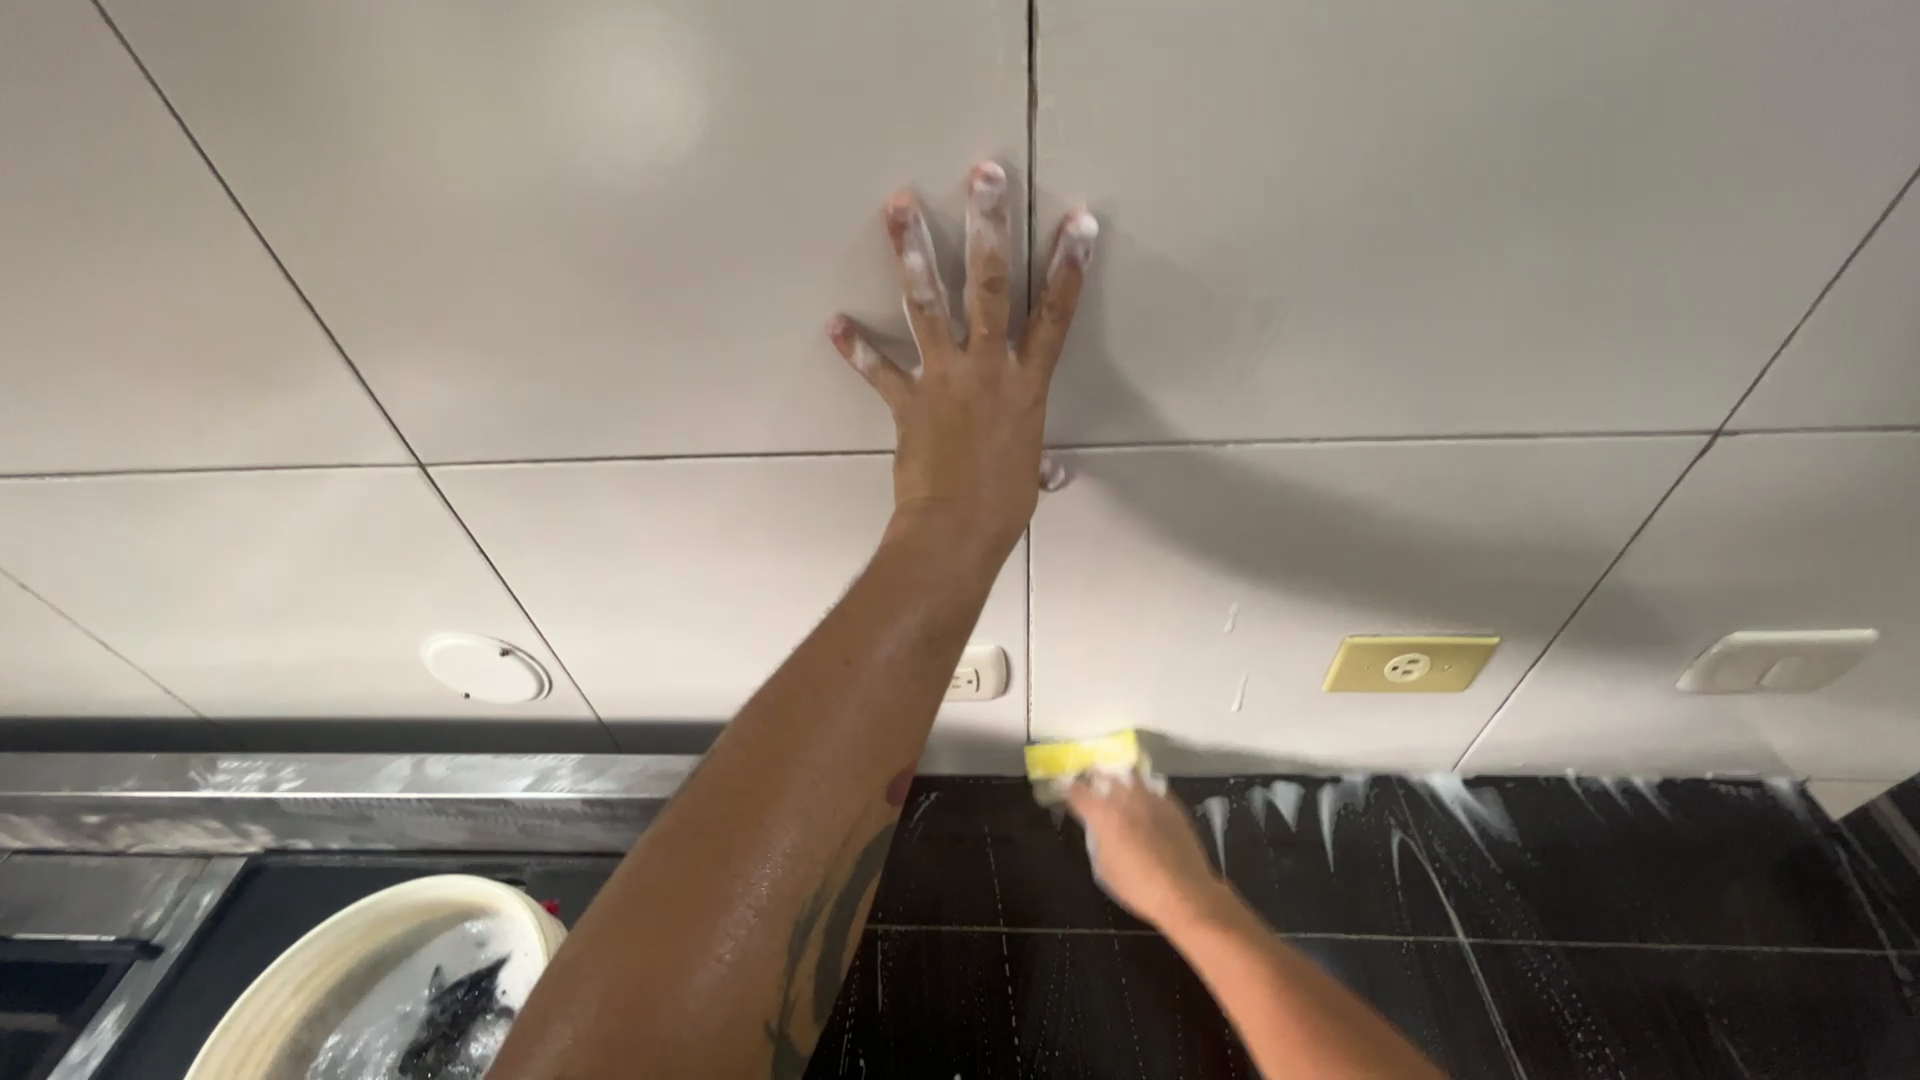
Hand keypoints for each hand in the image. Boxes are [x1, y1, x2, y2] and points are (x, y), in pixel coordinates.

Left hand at [829, 162, 1096, 559]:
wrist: (956, 533)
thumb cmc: (1001, 509)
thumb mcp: (1026, 478)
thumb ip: (1035, 460)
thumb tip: (1050, 473)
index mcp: (1026, 386)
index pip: (1055, 317)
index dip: (1068, 269)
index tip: (1077, 222)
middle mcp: (988, 369)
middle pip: (991, 287)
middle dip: (988, 228)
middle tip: (983, 175)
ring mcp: (944, 380)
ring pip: (928, 306)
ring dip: (913, 253)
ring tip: (898, 205)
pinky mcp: (906, 401)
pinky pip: (878, 371)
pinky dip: (856, 349)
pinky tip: (834, 324)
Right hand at [1066, 775, 1231, 929]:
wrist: (1186, 892)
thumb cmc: (1138, 887)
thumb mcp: (1103, 868)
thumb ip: (1096, 839)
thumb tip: (1096, 827)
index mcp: (1103, 814)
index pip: (1076, 791)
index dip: (1067, 790)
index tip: (1064, 791)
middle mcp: (1125, 798)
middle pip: (1103, 775)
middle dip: (1094, 779)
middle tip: (1091, 787)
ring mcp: (1151, 797)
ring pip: (1129, 777)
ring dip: (1120, 781)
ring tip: (1118, 790)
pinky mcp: (1171, 804)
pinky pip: (1151, 789)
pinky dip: (1143, 793)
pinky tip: (1144, 805)